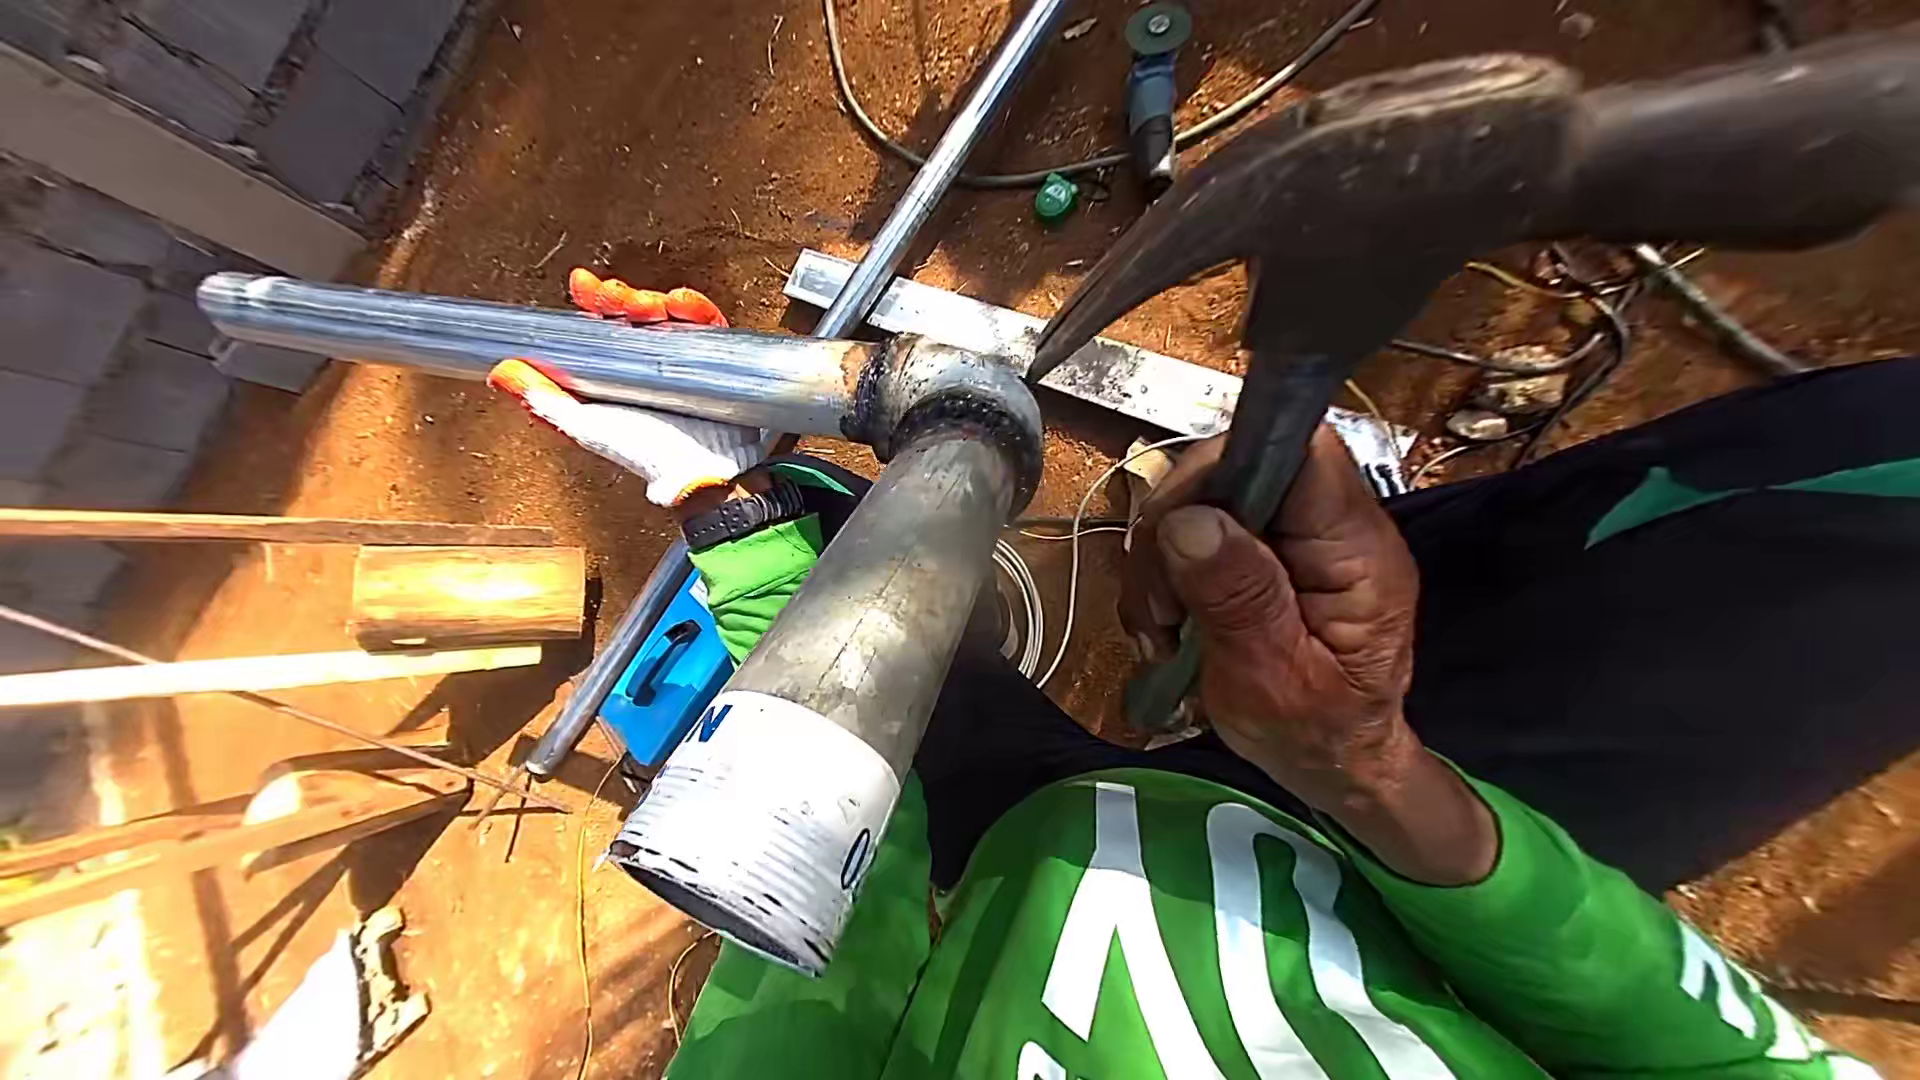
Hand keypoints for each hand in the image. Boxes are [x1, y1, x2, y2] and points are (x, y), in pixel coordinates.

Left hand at [488, 269, 768, 508]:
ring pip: (668, 312)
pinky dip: (697, 309)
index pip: (602, 326)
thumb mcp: (588, 429)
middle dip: (622, 297)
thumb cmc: (651, 456)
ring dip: (655, 300)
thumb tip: (502, 373)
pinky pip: (709, 324)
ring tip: (649, 307)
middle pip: (633, 312)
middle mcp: (651, 364)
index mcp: (618, 375)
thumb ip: (546, 403)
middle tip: (617, 300)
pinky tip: (682, 306)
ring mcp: (685, 361)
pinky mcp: (717, 360)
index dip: (593, 301)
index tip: (585, 287)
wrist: (703, 470)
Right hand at [1122, 427, 1495, 882]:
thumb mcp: (1274, 680)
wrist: (1329, 763)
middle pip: (1226, 471)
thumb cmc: (1318, 735)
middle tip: (1159, 609)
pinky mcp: (1250, 557)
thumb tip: (1189, 519)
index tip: (1174, 531)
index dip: (1223, 467)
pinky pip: (1184, 538)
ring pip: (1193, 505)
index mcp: (1352, 549)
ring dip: (1157, 564)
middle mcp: (1320, 528)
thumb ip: (1240, 599)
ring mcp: (1282, 540)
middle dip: (1170, 531)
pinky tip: (1163, 627)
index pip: (1295, 452)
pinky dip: (1158, 578)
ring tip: (1160, 630)